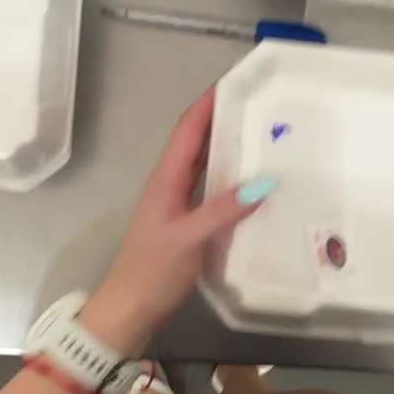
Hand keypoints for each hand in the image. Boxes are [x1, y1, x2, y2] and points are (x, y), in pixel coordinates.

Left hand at [82, 87, 274, 354]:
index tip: (236, 81)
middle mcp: (171, 186)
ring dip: (228, 150)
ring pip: (205, 167)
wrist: (129, 311)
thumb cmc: (152, 272)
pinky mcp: (187, 226)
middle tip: (261, 107)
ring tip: (264, 138)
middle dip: (223, 120)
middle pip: (197, 143)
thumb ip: (222, 210)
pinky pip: (211, 192)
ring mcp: (178, 206)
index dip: (208, 103)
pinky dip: (231, 182)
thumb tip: (263, 183)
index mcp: (166, 180)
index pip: (188, 130)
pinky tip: (254, 187)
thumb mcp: (188, 239)